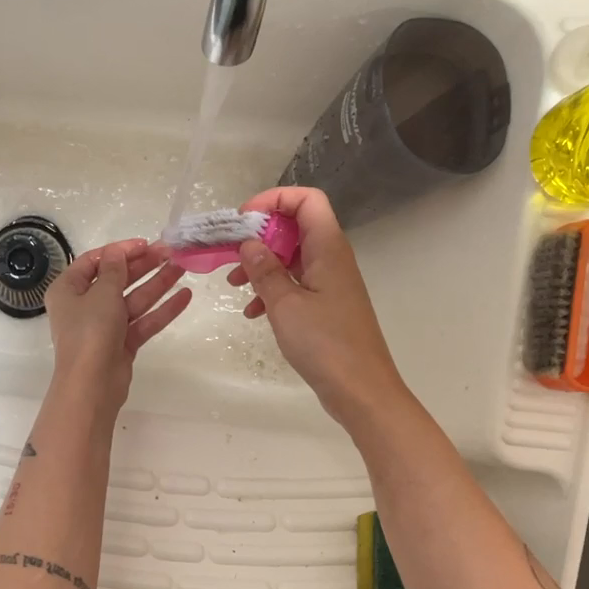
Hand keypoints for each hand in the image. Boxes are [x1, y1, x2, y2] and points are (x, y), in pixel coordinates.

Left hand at [46, 238, 192, 410]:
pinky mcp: (121, 344)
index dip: (119, 251)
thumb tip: (117, 252)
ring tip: (183, 267)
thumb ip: (114, 270)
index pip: (93, 262)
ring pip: (132, 300)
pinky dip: (161, 310)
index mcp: (68, 290)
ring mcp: (103, 327)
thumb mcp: (102, 293)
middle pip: (116, 280)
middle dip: (143, 266)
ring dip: (157, 284)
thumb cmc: (90, 331)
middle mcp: (83, 306)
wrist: (91, 384)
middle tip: (170, 252)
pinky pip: (142, 322)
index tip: (144, 245)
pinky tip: (185, 296)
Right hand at [227, 187, 411, 427]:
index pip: (306, 200)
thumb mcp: (285, 305)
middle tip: (229, 254)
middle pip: (295, 226)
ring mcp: (330, 282)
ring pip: (291, 256)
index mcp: (327, 248)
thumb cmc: (325, 344)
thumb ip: (265, 271)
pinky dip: (271, 289)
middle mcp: (332, 258)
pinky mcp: (326, 304)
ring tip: (234, 285)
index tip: (242, 221)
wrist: (360, 389)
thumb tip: (249, 243)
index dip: (273, 200)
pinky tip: (252, 311)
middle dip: (259, 235)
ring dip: (261, 264)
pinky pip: (295, 283)